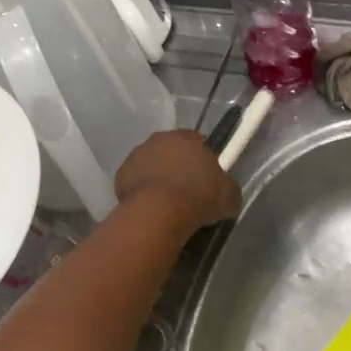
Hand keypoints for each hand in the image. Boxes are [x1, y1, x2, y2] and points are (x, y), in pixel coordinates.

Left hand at [114, 130, 240, 229]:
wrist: (159, 213)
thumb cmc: (199, 198)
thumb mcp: (229, 196)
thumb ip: (227, 187)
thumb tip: (226, 193)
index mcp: (186, 137)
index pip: (196, 140)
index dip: (202, 157)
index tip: (206, 176)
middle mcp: (158, 140)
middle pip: (170, 151)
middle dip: (178, 166)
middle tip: (187, 190)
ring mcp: (136, 156)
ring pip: (151, 165)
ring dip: (158, 178)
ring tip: (167, 203)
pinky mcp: (121, 176)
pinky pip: (136, 182)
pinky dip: (142, 192)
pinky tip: (151, 208)